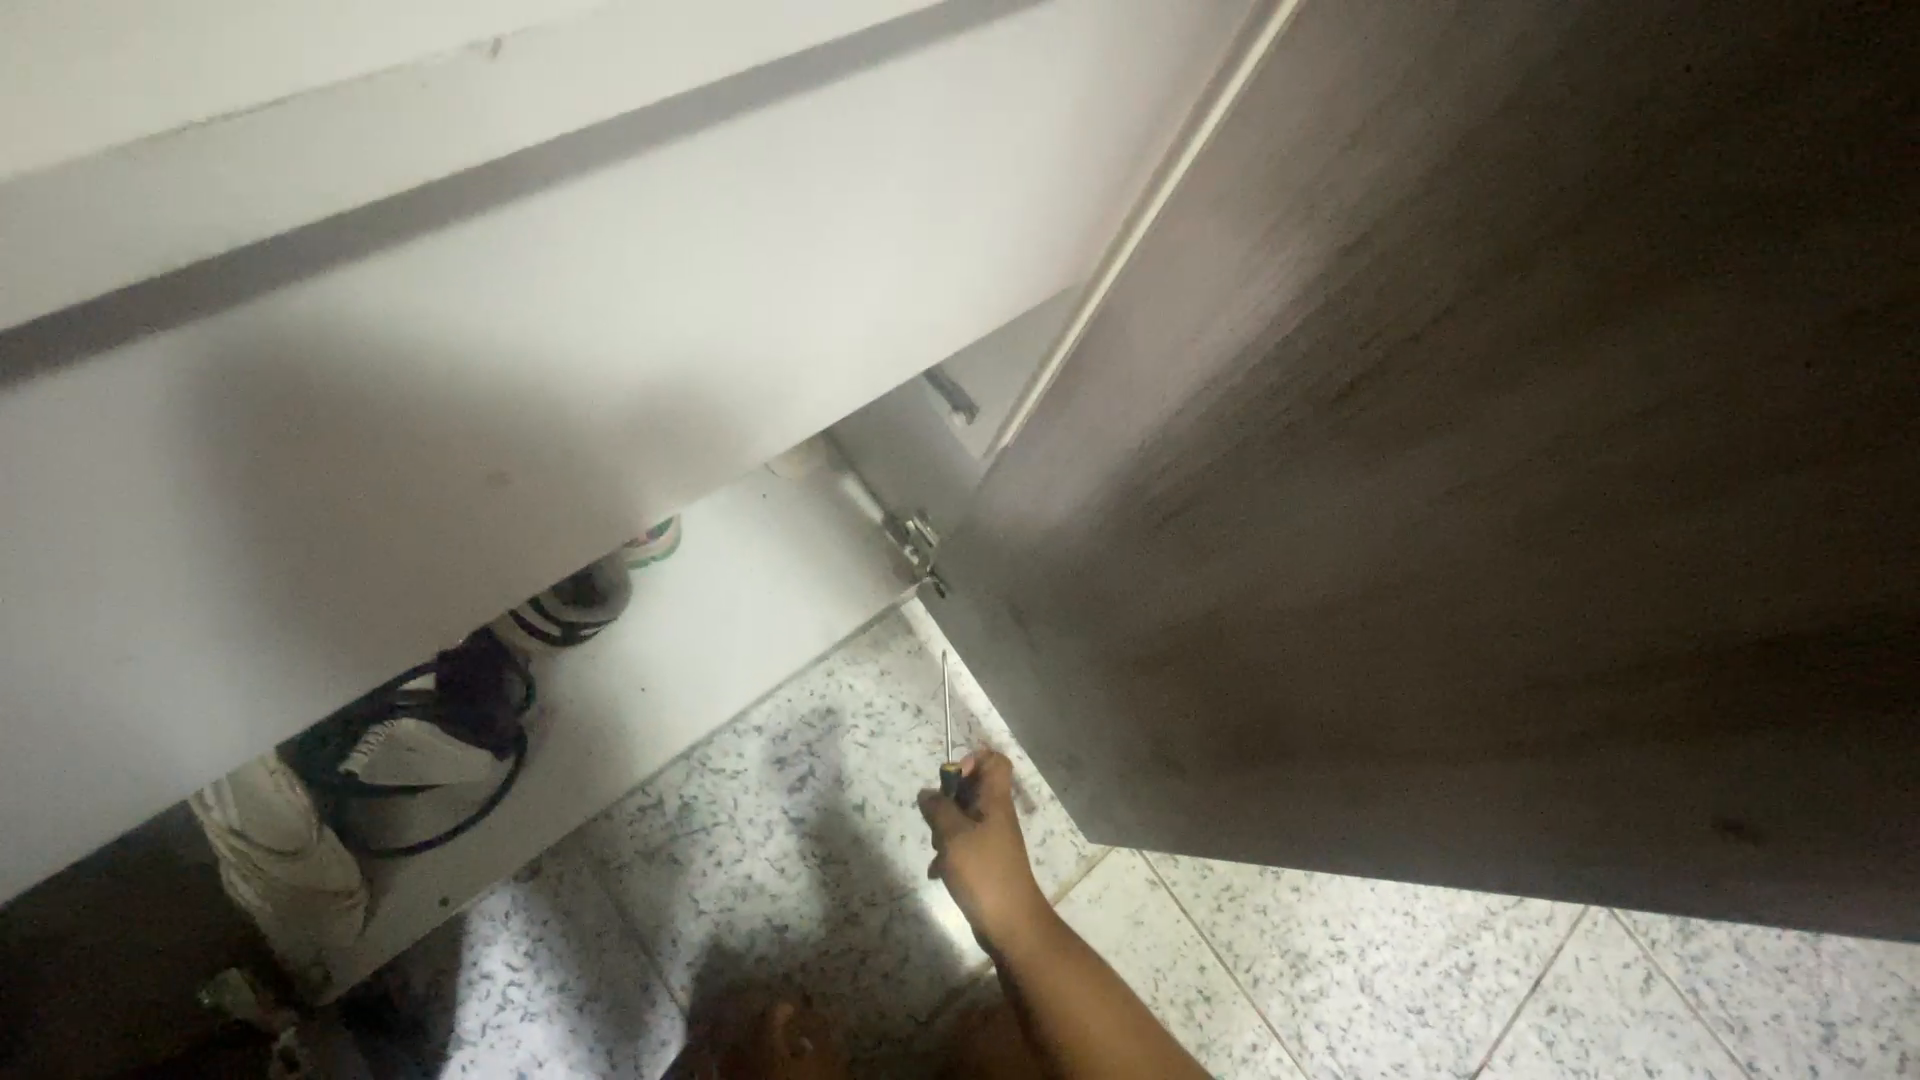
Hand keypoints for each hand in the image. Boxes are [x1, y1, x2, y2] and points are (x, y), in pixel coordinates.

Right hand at [919, 750, 1053, 946]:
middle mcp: (996, 815)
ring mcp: (992, 839)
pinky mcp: (986, 862)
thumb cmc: (984, 872)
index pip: (995, 761)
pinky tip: (938, 873)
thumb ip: (938, 810)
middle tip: (937, 821)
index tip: (951, 781)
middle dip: (947, 802)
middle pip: (972, 790)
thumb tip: (927, 793)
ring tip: (938, 851)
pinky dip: (949, 855)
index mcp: (995, 801)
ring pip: (963, 819)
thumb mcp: (954, 836)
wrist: (1011, 924)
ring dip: (944, 831)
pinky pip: (963, 845)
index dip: (972, 761)